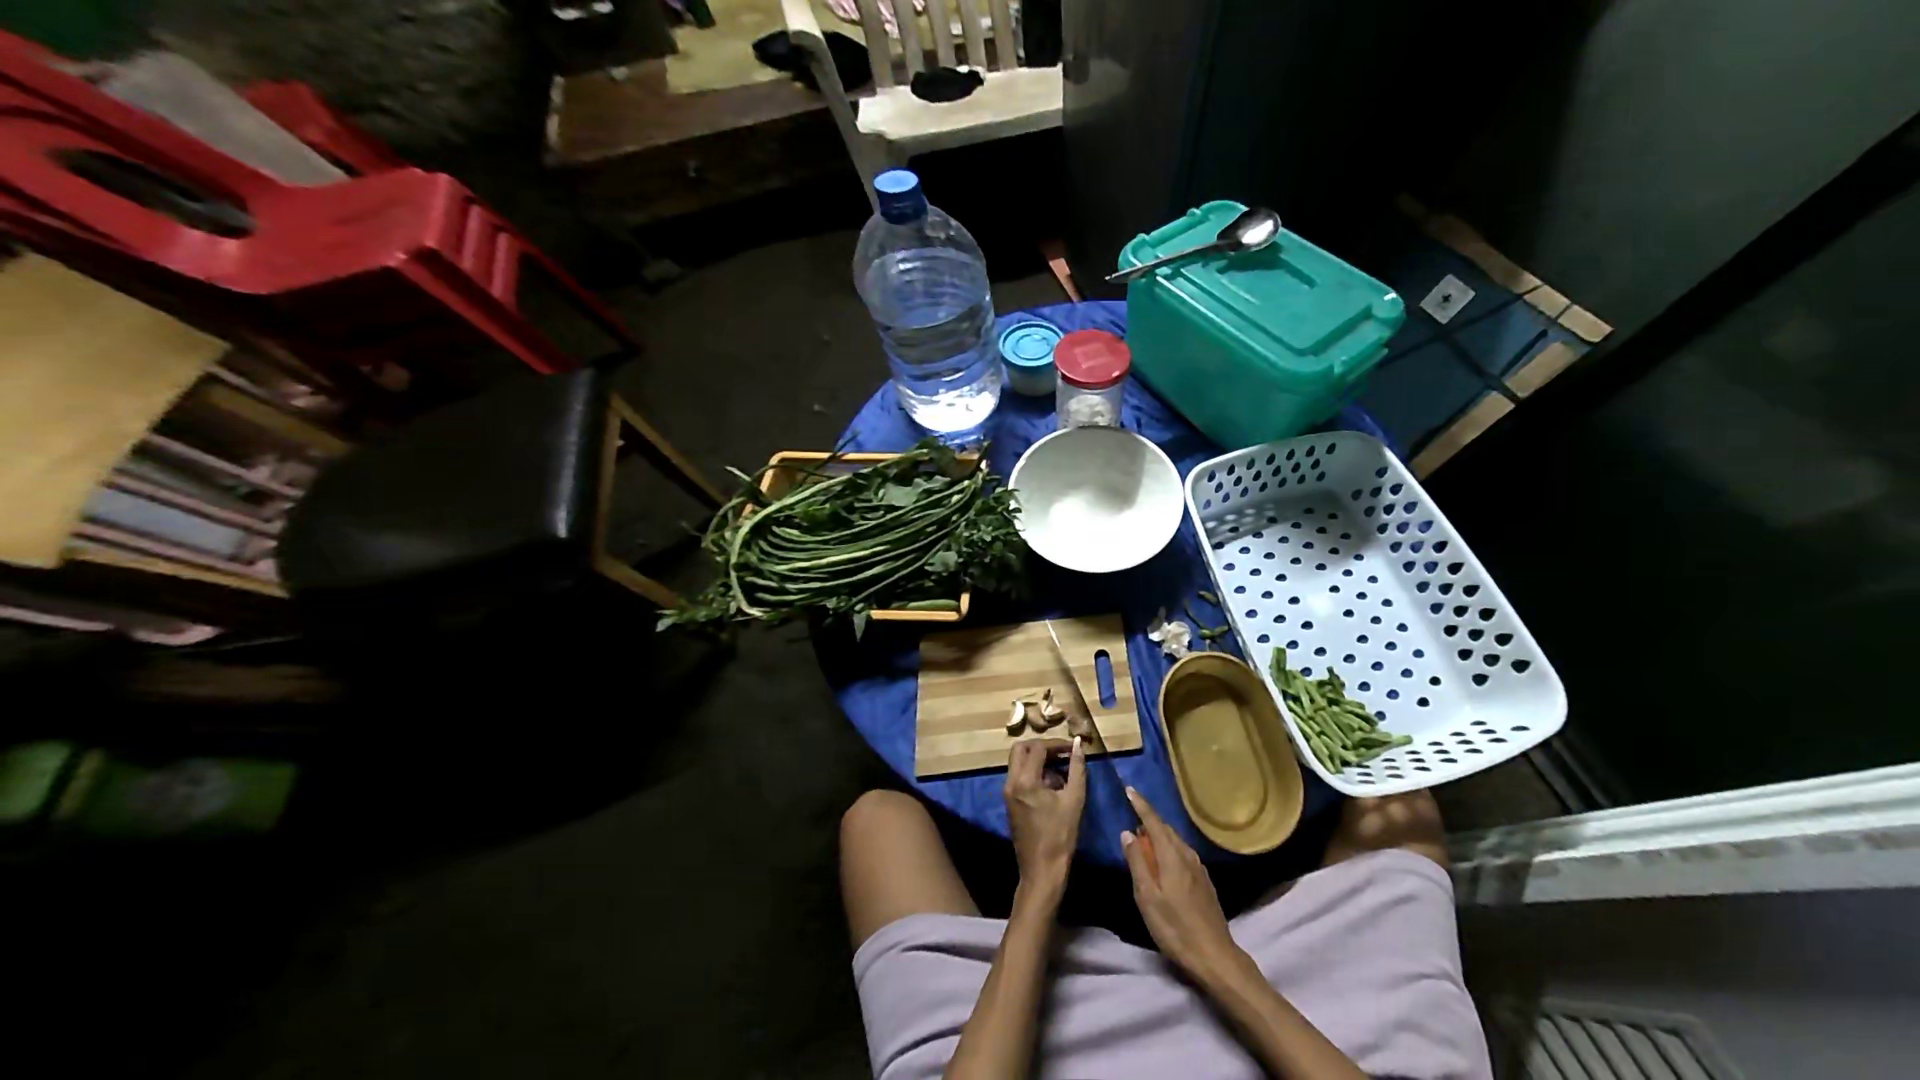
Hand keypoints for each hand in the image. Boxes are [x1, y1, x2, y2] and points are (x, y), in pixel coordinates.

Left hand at [1004, 737, 1085, 891]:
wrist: (1041, 869)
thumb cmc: (1060, 836)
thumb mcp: (1074, 800)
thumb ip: (1077, 769)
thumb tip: (1078, 745)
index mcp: (1025, 780)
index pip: (1037, 747)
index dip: (1056, 743)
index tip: (1072, 747)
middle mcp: (1011, 782)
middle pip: (1020, 749)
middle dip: (1041, 747)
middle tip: (1062, 753)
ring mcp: (1007, 792)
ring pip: (1018, 762)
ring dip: (1037, 759)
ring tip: (1061, 770)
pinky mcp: (1009, 801)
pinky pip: (1018, 776)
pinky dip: (1033, 772)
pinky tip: (1052, 785)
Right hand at [1121, 787, 1247, 982]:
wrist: (1214, 957)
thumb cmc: (1175, 927)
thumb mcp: (1147, 897)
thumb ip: (1137, 862)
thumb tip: (1127, 833)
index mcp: (1172, 856)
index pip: (1154, 822)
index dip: (1141, 805)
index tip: (1129, 790)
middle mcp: (1188, 856)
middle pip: (1167, 829)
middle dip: (1149, 818)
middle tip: (1132, 811)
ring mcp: (1199, 869)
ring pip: (1176, 841)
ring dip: (1159, 834)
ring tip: (1144, 834)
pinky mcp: (1204, 882)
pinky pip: (1183, 853)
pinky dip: (1169, 847)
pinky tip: (1163, 858)